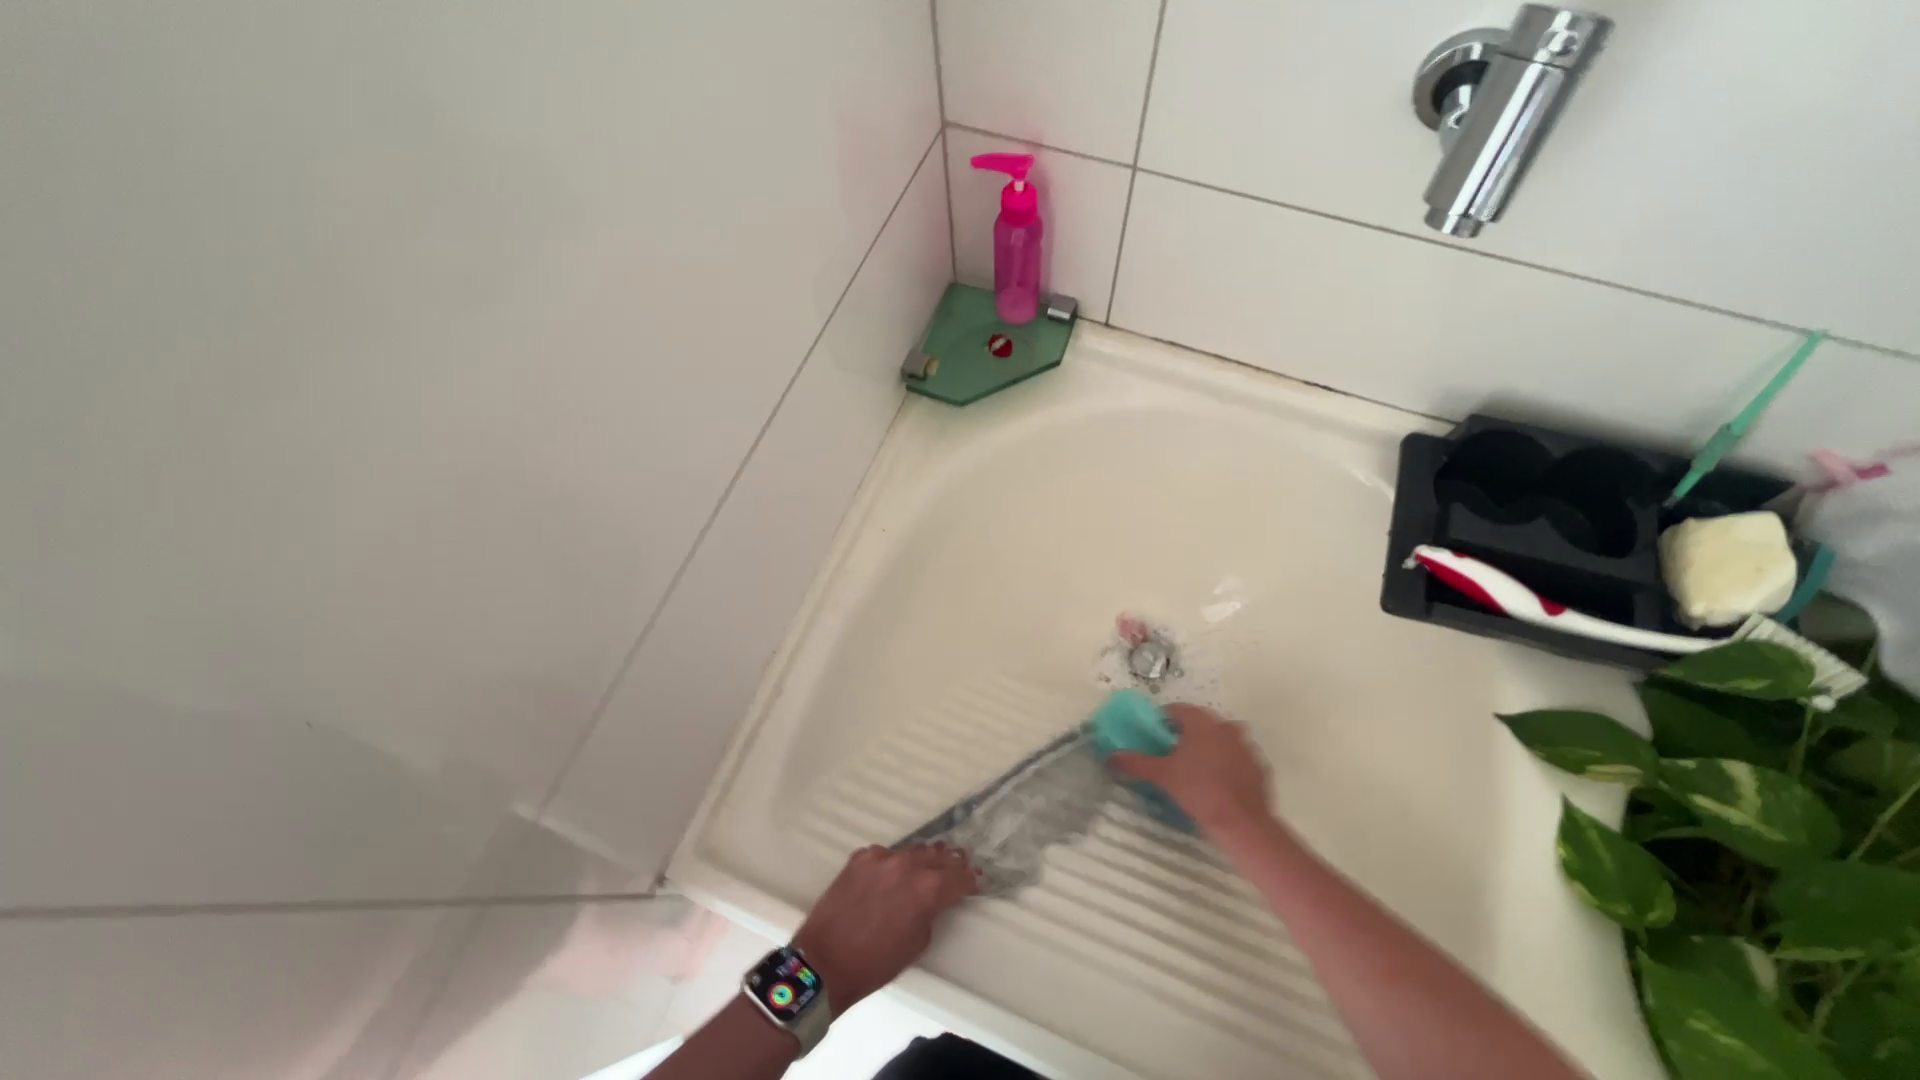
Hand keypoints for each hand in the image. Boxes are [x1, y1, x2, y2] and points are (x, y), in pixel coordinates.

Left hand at [790, 843, 978, 1010]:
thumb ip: (931, 912)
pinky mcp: (859, 859)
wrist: (824, 962)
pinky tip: (892, 873)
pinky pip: (884, 855)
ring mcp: (881, 858)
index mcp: (928, 889)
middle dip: (950, 863)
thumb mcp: (918, 942)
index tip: (975, 881)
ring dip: (923, 859)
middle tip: (958, 866)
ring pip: (911, 852)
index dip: (970, 879)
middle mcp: (907, 866)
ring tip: (928, 864)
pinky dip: (893, 863)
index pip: (959, 876)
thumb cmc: (876, 963)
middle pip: (938, 857)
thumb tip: (934, 900)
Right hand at [1109, 703, 1274, 837]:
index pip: (1177, 709)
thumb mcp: (1162, 776)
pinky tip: (1216, 783)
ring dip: (1207, 748)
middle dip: (1185, 735)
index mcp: (1202, 722)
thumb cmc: (1198, 791)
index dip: (1162, 721)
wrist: (1242, 821)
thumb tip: (1111, 756)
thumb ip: (1136, 763)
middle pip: (1200, 724)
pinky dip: (1226, 764)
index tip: (1153, 736)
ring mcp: (1247, 745)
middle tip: (1170, 754)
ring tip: (1193, 770)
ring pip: (1221, 740)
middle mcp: (1227, 726)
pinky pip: (1237, 758)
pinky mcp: (1259, 765)